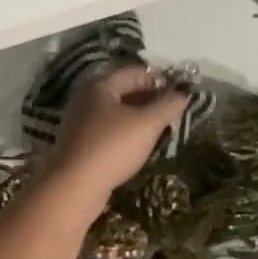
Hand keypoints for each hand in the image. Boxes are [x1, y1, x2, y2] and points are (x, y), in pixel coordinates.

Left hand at [48, 65, 191, 192]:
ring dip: (138, 117)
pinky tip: (139, 145)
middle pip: (123, 90)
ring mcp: (80, 122)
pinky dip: (125, 132)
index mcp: (99, 85)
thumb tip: (183, 93)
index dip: (159, 79)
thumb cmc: (112, 147)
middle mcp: (86, 98)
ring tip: (161, 128)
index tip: (180, 92)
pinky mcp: (79, 144)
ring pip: (116, 112)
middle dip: (149, 98)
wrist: (74, 187)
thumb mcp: (147, 124)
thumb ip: (168, 105)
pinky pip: (108, 130)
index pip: (134, 72)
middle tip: (173, 111)